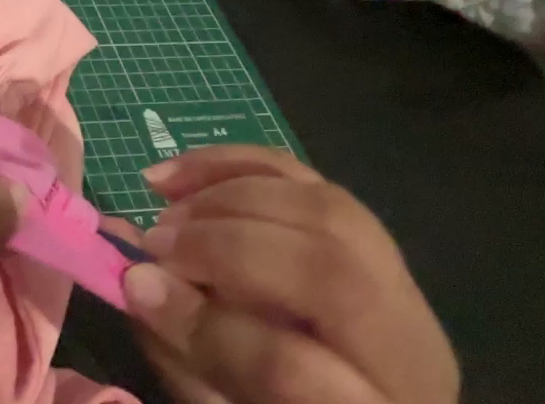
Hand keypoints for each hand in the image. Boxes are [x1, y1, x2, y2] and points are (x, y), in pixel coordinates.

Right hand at [121, 146, 457, 403]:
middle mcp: (409, 354)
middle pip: (330, 271)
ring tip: (167, 214)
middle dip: (223, 245)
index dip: (205, 324)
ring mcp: (403, 289)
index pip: (297, 369)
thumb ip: (176, 343)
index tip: (138, 288)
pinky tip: (179, 176)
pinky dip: (235, 165)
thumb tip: (134, 270)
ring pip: (329, 210)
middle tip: (156, 244)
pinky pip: (310, 179)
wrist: (336, 399)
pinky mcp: (373, 239)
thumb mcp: (215, 403)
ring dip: (228, 195)